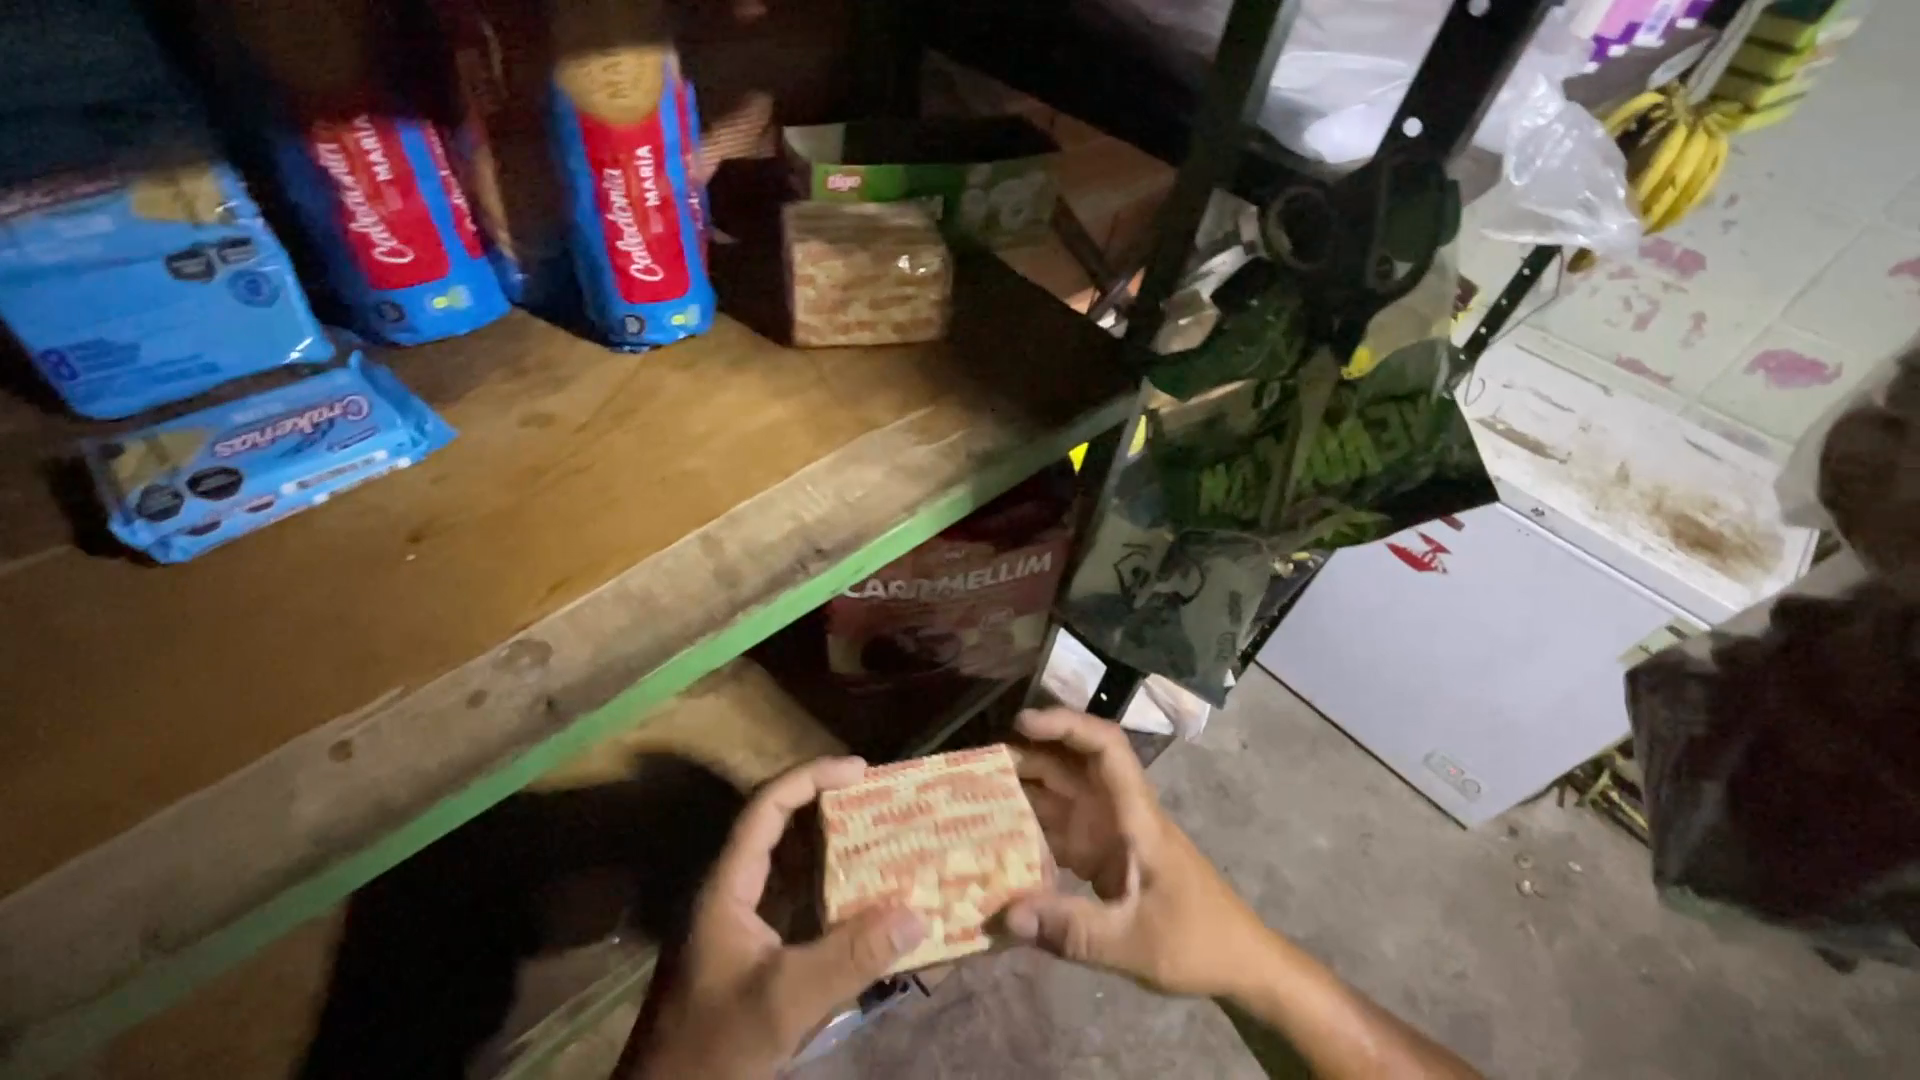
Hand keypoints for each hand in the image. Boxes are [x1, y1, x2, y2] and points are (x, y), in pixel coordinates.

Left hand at [625, 757, 925, 1079]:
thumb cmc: (715, 1045)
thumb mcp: (785, 1001)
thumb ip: (850, 958)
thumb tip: (917, 915)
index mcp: (726, 886)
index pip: (766, 808)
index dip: (810, 778)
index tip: (860, 770)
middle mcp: (731, 893)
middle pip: (780, 831)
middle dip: (830, 810)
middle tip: (881, 802)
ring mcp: (740, 925)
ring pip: (790, 869)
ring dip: (833, 852)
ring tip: (884, 840)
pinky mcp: (752, 955)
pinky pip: (796, 907)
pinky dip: (831, 896)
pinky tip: (866, 904)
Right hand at [1005, 708, 1268, 998]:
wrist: (1239, 964)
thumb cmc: (1198, 942)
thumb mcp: (1133, 943)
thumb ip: (1071, 929)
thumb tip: (1006, 915)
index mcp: (1137, 816)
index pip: (1106, 747)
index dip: (1067, 725)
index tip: (1022, 723)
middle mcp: (1120, 813)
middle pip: (1073, 765)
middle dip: (1029, 755)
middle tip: (978, 766)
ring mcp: (1111, 834)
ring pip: (1063, 796)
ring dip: (1025, 791)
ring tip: (975, 797)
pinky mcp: (1104, 857)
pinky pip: (1061, 831)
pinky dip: (1032, 831)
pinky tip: (998, 844)